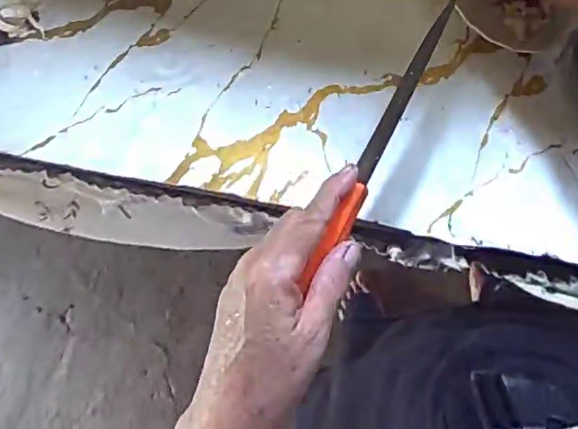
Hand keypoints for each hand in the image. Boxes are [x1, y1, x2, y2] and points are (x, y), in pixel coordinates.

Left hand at [177, 167, 362, 428]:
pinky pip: (270, 251)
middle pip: (296, 221)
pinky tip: (305, 269)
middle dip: (325, 211)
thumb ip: (333, 282)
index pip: (311, 218)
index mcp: (274, 271)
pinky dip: (292, 247)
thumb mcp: (314, 333)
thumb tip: (348, 247)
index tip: (350, 172)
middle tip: (351, 206)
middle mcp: (253, 264)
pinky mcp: (237, 285)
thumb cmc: (268, 382)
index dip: (334, 192)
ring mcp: (241, 273)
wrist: (226, 415)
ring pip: (282, 234)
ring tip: (333, 247)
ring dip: (310, 231)